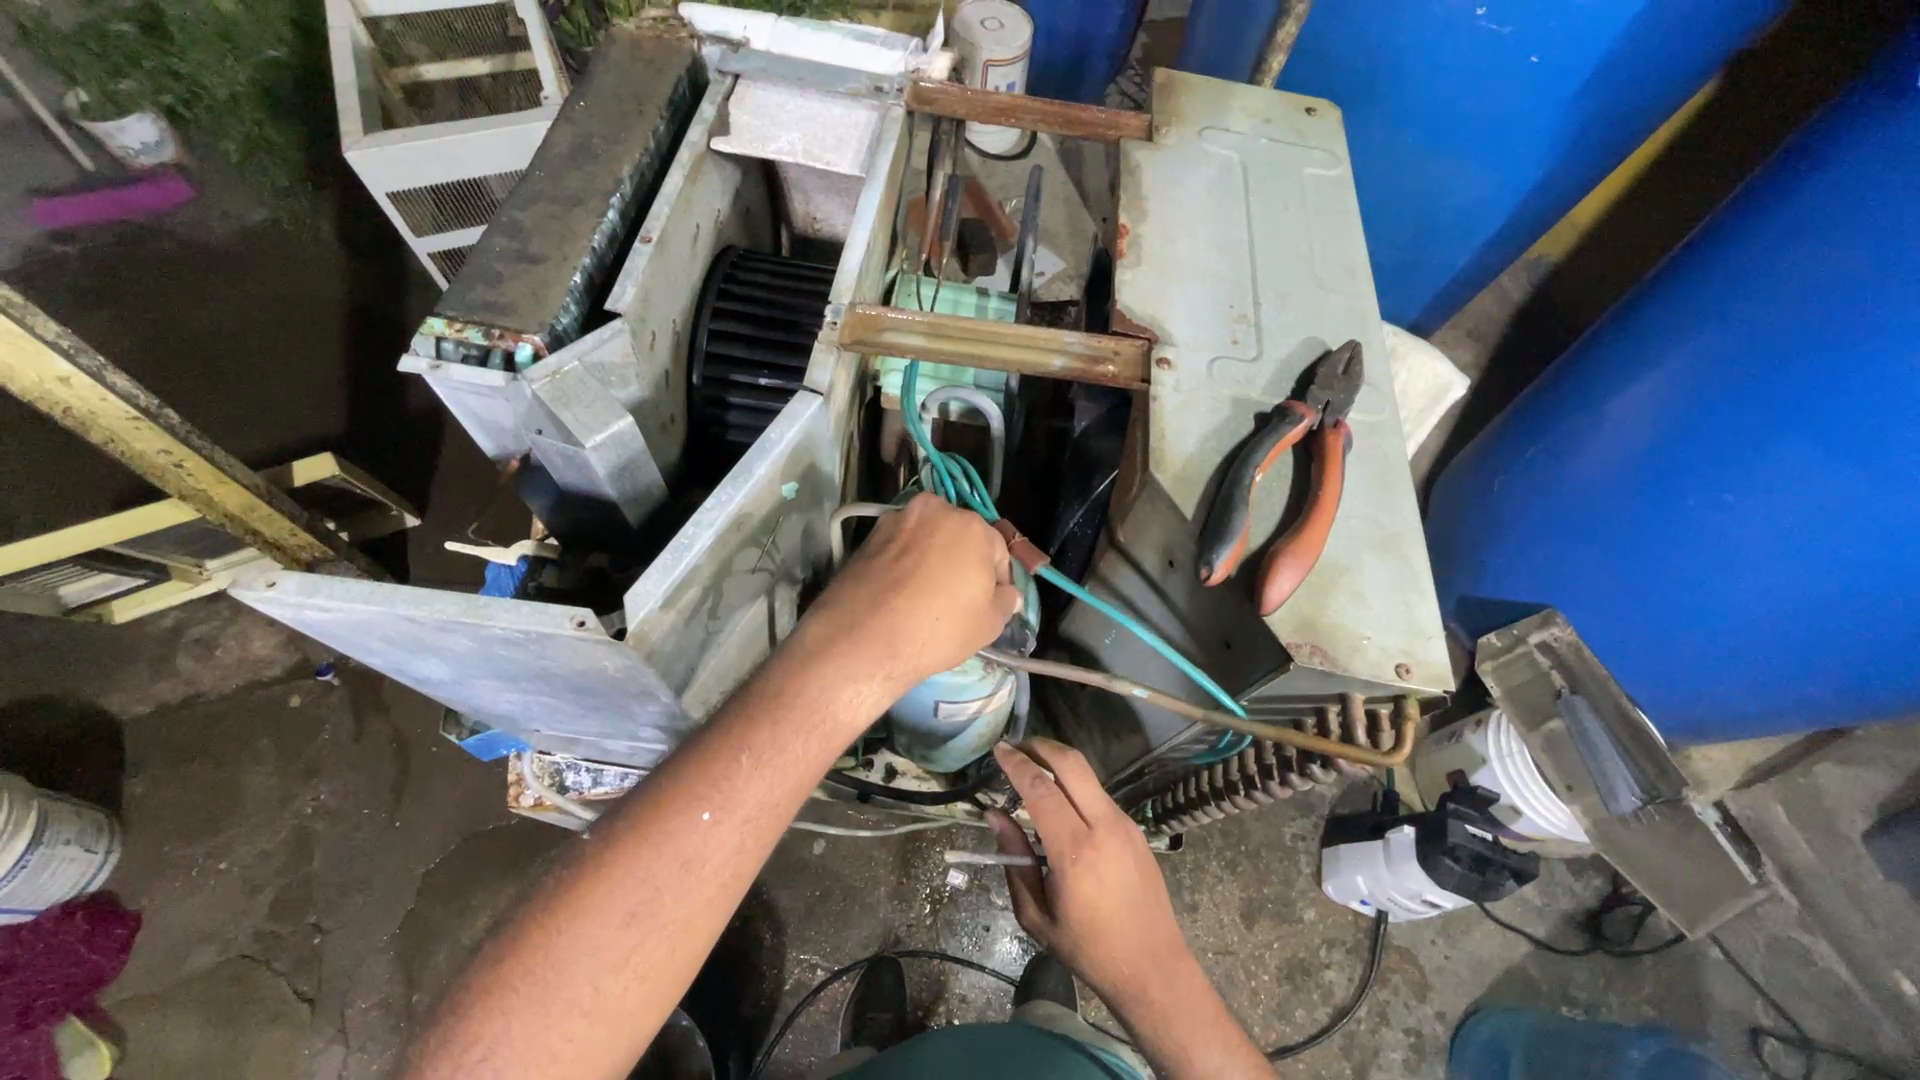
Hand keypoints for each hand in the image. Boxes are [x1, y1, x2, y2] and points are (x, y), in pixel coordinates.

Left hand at [795, 494, 1021, 696]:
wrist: (863, 638)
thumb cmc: (938, 628)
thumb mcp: (988, 624)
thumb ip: (1005, 602)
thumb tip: (1006, 593)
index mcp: (971, 525)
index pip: (997, 551)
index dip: (997, 580)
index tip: (990, 604)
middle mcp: (934, 511)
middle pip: (959, 537)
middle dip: (963, 562)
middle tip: (958, 599)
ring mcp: (896, 521)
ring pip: (926, 539)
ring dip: (932, 559)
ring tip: (926, 597)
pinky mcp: (867, 537)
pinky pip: (899, 549)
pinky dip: (904, 564)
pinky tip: (900, 594)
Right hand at [987, 739, 1195, 1005]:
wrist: (1152, 968)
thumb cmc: (1087, 949)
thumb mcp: (1036, 914)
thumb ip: (1014, 859)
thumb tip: (994, 815)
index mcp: (1075, 850)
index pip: (1040, 789)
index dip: (1016, 764)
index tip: (998, 749)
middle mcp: (1104, 826)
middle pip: (1072, 763)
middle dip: (1041, 746)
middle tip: (1016, 745)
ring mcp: (1125, 825)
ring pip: (1088, 775)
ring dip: (1059, 763)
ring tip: (1032, 770)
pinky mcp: (1137, 830)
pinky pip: (1100, 795)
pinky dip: (1076, 785)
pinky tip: (1060, 801)